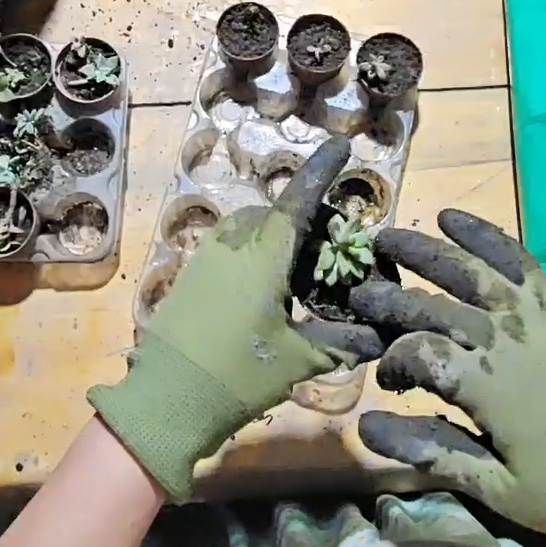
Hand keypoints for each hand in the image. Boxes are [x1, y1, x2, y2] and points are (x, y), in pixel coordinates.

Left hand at [90, 136, 378, 498]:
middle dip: (313, 223)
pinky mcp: (195, 270)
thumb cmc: (237, 375)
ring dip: (286, 239)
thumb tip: (381, 335)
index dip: (323, 169)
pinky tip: (274, 292)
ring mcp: (210, 253)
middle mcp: (234, 240)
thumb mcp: (297, 360)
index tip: (342, 146)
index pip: (300, 198)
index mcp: (263, 252)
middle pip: (282, 213)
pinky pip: (238, 245)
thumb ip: (342, 341)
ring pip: (258, 228)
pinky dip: (263, 253)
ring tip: (308, 280)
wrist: (164, 400)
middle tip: (337, 256)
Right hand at [348, 209, 545, 546]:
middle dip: (390, 299)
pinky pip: (520, 261)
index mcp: (491, 390)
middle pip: (436, 307)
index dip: (394, 362)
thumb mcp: (496, 489)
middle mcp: (508, 343)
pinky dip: (486, 236)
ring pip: (472, 271)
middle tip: (359, 295)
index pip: (422, 355)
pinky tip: (453, 218)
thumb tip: (366, 428)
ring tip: (389, 237)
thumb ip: (432, 450)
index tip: (385, 380)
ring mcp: (535, 320)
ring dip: (426, 251)